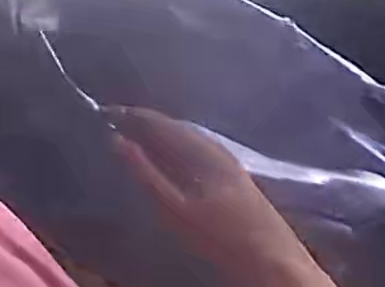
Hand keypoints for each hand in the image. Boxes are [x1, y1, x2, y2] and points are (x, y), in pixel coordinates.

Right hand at [109, 107, 332, 286]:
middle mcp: (218, 150)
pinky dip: (178, 148)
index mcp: (202, 150)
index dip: (127, 114)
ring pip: (188, 138)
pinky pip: (200, 151)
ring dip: (161, 135)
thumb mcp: (176, 209)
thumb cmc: (224, 240)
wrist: (283, 276)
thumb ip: (144, 172)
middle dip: (143, 123)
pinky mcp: (241, 183)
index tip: (101, 114)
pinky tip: (171, 160)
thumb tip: (114, 138)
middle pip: (173, 126)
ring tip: (137, 139)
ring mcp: (233, 166)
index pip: (156, 120)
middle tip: (115, 126)